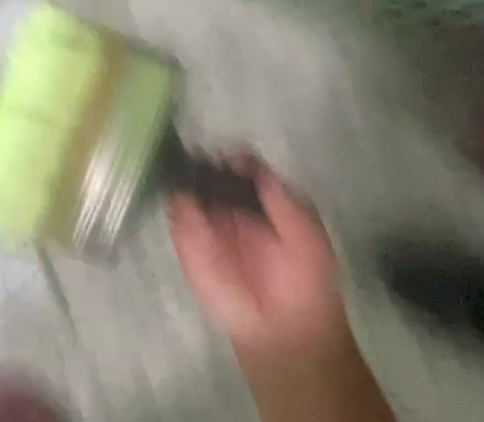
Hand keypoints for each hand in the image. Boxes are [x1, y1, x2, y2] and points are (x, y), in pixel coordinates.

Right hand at [168, 153, 350, 364]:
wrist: (282, 330)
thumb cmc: (305, 285)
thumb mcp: (309, 241)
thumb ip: (286, 203)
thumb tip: (253, 164)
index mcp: (261, 198)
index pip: (242, 165)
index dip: (235, 155)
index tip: (228, 153)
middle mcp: (229, 200)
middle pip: (210, 167)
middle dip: (203, 158)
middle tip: (200, 155)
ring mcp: (204, 215)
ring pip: (187, 182)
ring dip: (183, 171)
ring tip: (184, 165)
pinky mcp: (184, 233)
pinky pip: (176, 208)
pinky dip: (174, 197)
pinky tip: (179, 193)